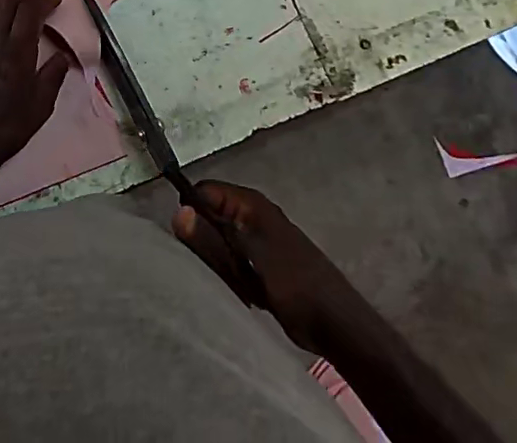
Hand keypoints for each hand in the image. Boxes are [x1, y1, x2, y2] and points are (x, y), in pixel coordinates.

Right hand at [173, 180, 359, 357]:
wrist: (338, 325)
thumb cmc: (294, 287)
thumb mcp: (246, 264)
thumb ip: (210, 240)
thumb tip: (178, 212)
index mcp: (251, 203)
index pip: (202, 192)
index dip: (191, 213)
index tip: (190, 243)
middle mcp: (254, 213)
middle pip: (209, 216)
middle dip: (207, 242)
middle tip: (218, 269)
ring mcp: (260, 236)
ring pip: (220, 240)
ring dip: (221, 262)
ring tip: (236, 283)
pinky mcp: (264, 260)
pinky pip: (233, 258)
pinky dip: (233, 274)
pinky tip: (245, 291)